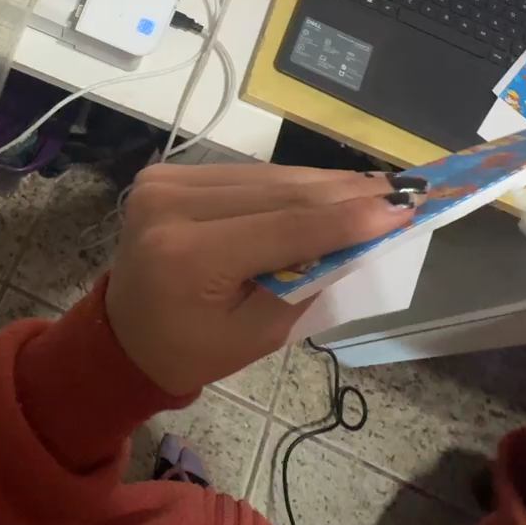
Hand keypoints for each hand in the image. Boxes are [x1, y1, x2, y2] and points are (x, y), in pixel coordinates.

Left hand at [104, 163, 417, 396]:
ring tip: (372, 184)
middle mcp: (170, 206)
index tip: (404, 208)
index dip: (348, 218)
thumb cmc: (189, 349)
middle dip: (342, 192)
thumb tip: (356, 238)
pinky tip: (323, 184)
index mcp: (187, 254)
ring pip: (261, 177)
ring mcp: (162, 183)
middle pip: (276, 193)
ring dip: (318, 182)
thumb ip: (304, 282)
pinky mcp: (163, 175)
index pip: (285, 227)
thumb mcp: (255, 334)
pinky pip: (239, 176)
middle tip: (400, 189)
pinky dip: (282, 182)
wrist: (122, 333)